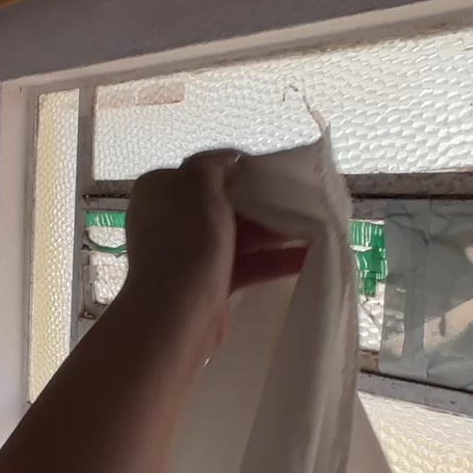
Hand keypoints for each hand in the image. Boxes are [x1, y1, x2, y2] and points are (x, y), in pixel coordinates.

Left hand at [121, 151, 305, 352]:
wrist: (176, 312)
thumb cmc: (187, 239)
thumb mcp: (199, 183)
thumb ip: (215, 163)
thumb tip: (230, 160)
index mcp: (160, 188)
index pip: (205, 170)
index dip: (241, 170)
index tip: (274, 175)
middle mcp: (169, 218)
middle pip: (223, 203)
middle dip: (262, 204)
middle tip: (299, 203)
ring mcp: (186, 252)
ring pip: (236, 235)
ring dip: (273, 232)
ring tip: (312, 230)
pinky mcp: (205, 282)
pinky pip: (243, 264)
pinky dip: (271, 260)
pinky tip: (305, 257)